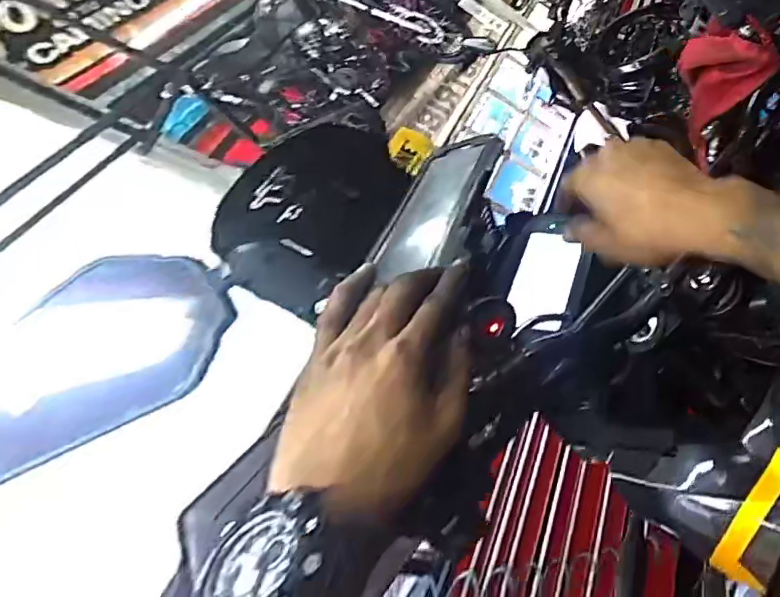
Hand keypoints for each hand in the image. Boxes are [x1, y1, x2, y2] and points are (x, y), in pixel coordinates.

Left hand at [269, 265, 472, 524]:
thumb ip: (457, 369)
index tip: (464, 271)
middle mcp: (371, 342)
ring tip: (410, 281)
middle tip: (442, 276)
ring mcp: (337, 349)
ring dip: (395, 282)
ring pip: (370, 296)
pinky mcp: (314, 362)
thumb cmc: (387, 469)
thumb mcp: (444, 424)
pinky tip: (361, 276)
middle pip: (403, 289)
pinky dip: (348, 288)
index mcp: (406, 355)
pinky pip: (330, 312)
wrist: (320, 508)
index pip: (437, 302)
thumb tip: (462, 334)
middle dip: (428, 276)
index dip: (455, 281)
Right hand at [563, 139, 764, 267]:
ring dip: (616, 174)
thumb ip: (583, 234)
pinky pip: (639, 156)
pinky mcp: (659, 144)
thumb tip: (571, 229)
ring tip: (627, 198)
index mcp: (588, 174)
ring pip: (616, 160)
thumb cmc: (651, 230)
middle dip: (592, 187)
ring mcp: (635, 144)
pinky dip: (639, 168)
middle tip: (600, 209)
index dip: (567, 203)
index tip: (572, 215)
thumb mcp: (609, 244)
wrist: (701, 210)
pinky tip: (650, 187)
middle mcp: (608, 152)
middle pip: (591, 168)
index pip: (566, 185)